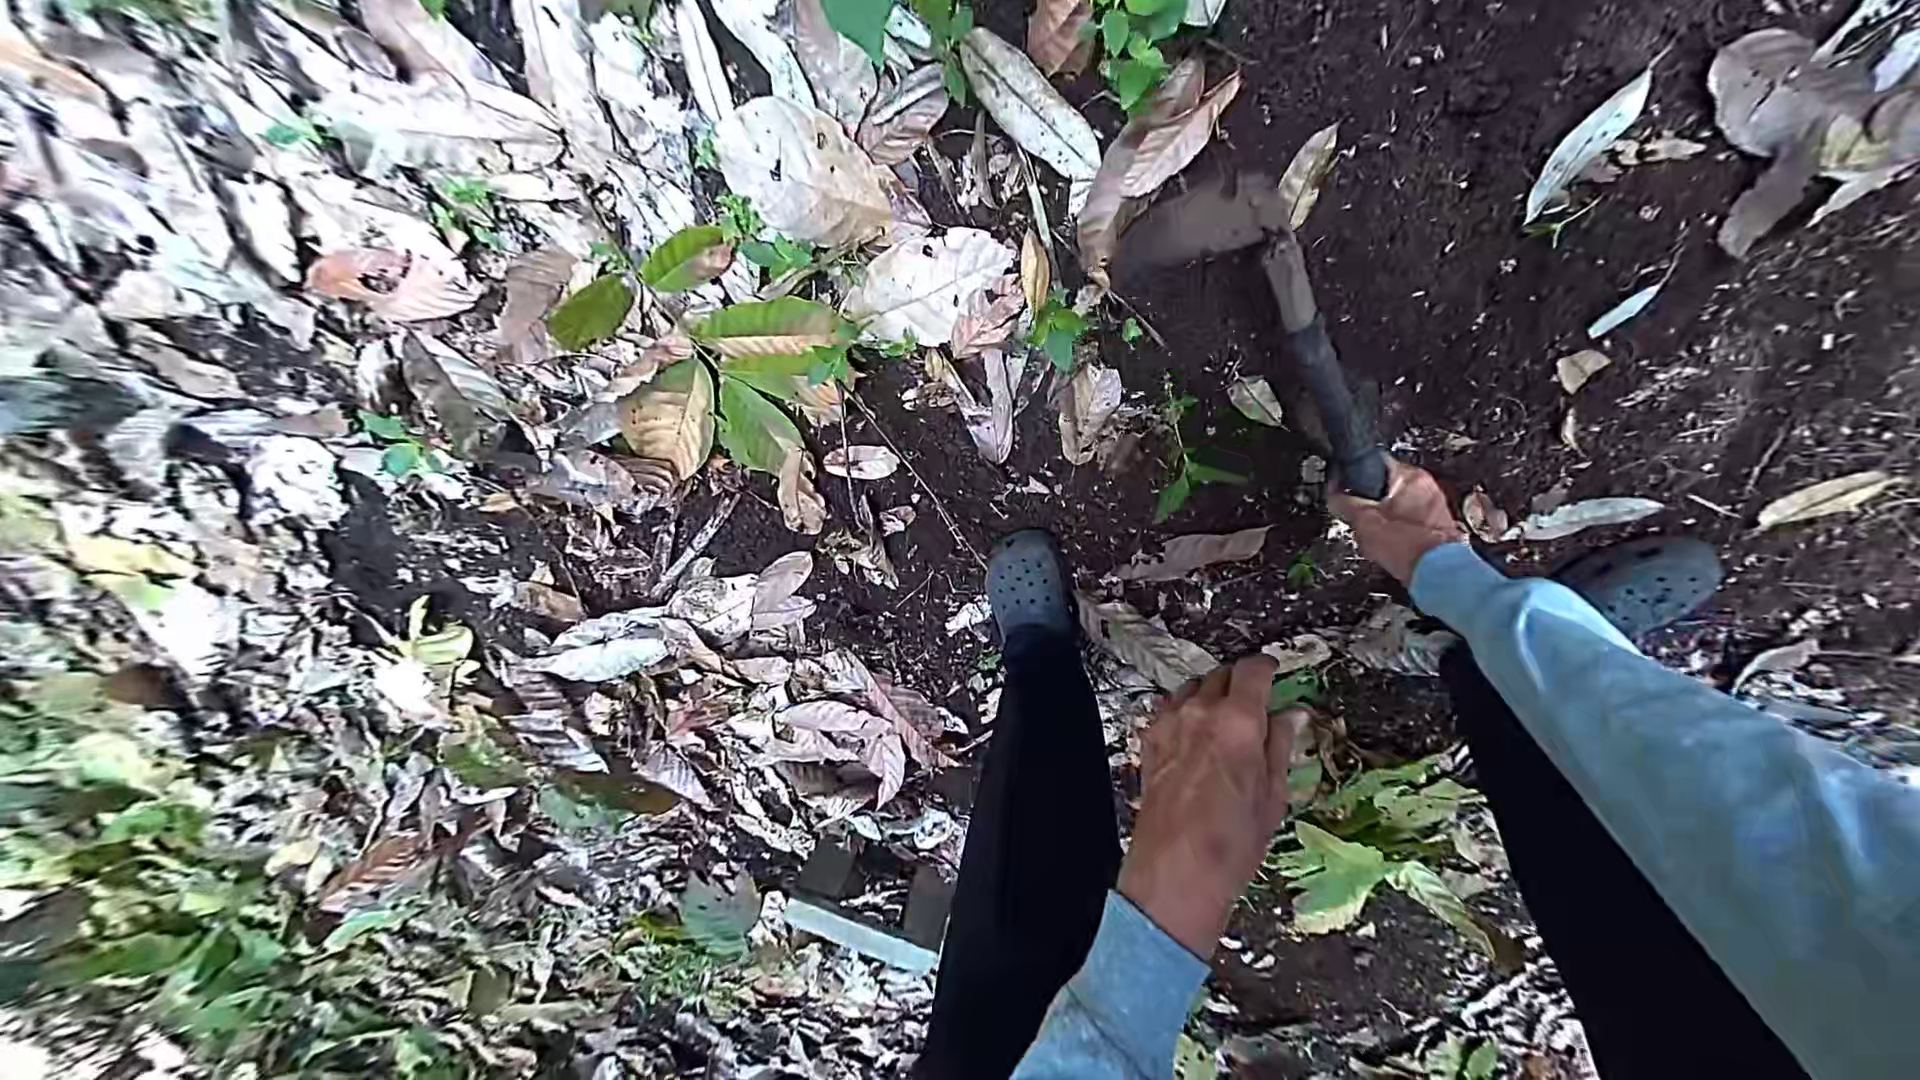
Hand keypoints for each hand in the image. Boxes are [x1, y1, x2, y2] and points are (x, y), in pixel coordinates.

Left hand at [1117, 655, 1300, 957]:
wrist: (1175, 866)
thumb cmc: (1234, 839)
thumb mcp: (1273, 794)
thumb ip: (1279, 745)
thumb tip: (1291, 714)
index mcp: (1237, 720)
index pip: (1252, 670)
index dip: (1266, 667)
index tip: (1274, 672)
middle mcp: (1199, 710)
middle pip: (1220, 674)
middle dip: (1239, 682)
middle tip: (1254, 702)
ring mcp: (1168, 721)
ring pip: (1192, 688)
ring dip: (1210, 694)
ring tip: (1225, 720)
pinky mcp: (1149, 737)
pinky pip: (1170, 708)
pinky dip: (1186, 710)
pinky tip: (1196, 734)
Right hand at [1328, 458, 1466, 584]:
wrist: (1437, 572)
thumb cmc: (1407, 545)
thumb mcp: (1361, 520)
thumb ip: (1343, 503)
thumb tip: (1334, 497)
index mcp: (1410, 477)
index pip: (1372, 463)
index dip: (1350, 476)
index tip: (1340, 487)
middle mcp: (1427, 486)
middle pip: (1383, 485)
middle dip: (1366, 499)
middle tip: (1355, 514)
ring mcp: (1434, 505)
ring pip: (1394, 503)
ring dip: (1380, 514)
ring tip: (1372, 531)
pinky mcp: (1435, 523)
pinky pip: (1405, 518)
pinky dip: (1393, 526)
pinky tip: (1386, 541)